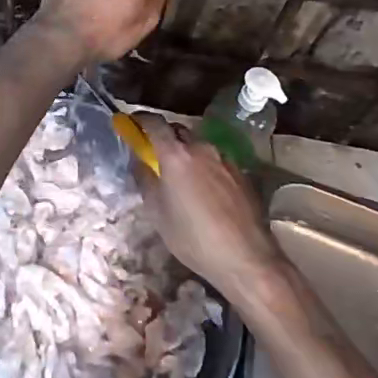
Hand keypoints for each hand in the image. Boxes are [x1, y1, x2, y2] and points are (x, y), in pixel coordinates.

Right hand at [131, 113, 284, 296]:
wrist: (246, 257)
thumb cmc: (193, 238)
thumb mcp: (157, 213)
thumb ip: (145, 180)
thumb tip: (139, 162)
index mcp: (176, 155)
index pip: (155, 123)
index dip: (141, 119)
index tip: (131, 123)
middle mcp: (201, 148)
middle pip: (178, 130)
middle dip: (164, 136)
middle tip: (154, 154)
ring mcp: (224, 159)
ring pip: (198, 145)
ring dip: (185, 152)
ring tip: (180, 177)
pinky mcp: (240, 173)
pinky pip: (215, 160)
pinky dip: (203, 166)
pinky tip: (204, 191)